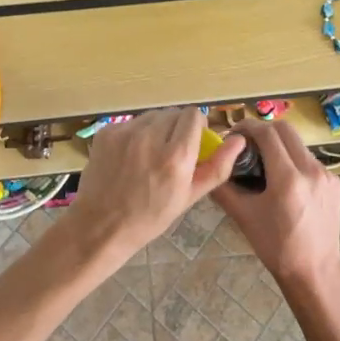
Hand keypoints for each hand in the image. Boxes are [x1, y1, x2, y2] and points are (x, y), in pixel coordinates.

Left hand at [65, 108, 243, 262]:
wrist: (101, 225)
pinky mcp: (107, 131)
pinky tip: (130, 157)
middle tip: (170, 153)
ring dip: (156, 129)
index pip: (193, 115)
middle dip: (176, 129)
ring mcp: (126, 132)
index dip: (196, 127)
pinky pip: (131, 123)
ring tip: (149, 156)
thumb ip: (217, 167)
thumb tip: (238, 140)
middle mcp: (151, 137)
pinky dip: (135, 134)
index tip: (192, 142)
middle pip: (173, 114)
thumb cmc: (150, 216)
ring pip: (152, 116)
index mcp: (176, 156)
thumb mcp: (188, 197)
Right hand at [210, 120, 339, 289]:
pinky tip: (284, 180)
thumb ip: (224, 188)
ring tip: (265, 162)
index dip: (247, 127)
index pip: (267, 134)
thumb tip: (211, 164)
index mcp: (288, 179)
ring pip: (298, 144)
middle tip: (247, 142)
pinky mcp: (335, 182)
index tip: (234, 133)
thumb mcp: (244, 217)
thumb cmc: (275, 247)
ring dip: (279, 144)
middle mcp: (311, 170)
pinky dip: (294, 161)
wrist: (314, 271)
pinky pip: (310, 160)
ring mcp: (327, 175)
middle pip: (285, 129)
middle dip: (263, 130)